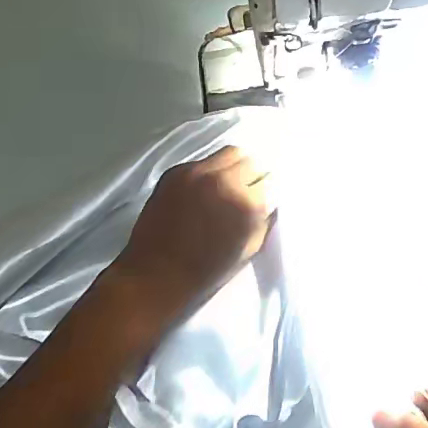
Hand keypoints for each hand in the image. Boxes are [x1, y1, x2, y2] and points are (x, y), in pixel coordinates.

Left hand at [98, 145, 272, 334]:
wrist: (156, 274)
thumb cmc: (207, 270)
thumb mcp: (249, 248)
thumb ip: (263, 219)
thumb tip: (269, 199)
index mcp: (247, 204)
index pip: (271, 181)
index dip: (269, 192)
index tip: (264, 199)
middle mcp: (224, 180)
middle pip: (252, 161)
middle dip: (253, 176)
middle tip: (247, 192)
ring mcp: (197, 172)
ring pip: (229, 153)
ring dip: (234, 167)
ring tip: (227, 186)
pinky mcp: (176, 171)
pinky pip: (203, 161)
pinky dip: (209, 172)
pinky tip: (202, 191)